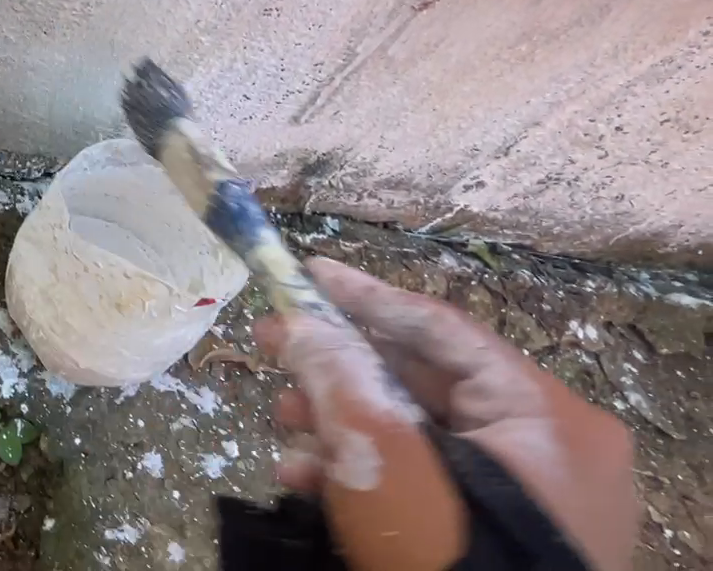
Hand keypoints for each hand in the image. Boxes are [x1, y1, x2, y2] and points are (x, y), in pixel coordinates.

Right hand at [255, 258, 637, 570]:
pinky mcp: (486, 525)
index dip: (363, 295)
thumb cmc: (445, 542)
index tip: (303, 272)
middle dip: (330, 365)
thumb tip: (298, 322)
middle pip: (413, 375)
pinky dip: (352, 461)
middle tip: (268, 345)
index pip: (440, 327)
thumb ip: (333, 368)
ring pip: (403, 423)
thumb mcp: (379, 447)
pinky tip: (304, 474)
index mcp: (545, 417)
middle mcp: (543, 447)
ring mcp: (517, 493)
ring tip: (281, 425)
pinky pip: (410, 469)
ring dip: (330, 416)